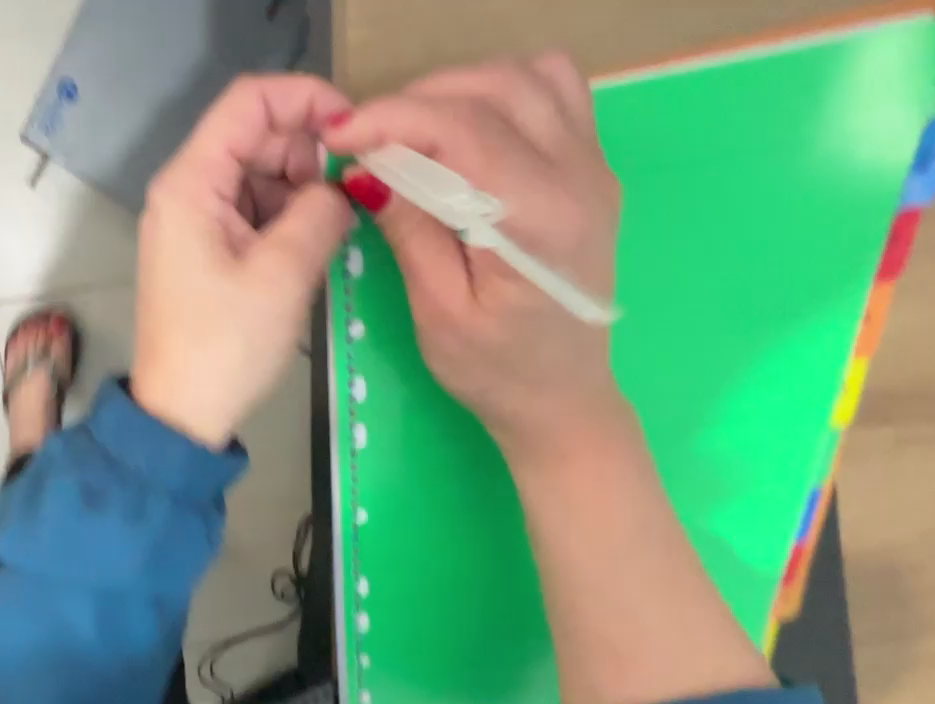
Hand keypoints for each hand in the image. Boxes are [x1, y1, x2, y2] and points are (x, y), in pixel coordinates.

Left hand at [133, 75, 356, 447]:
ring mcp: (191, 226)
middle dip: (307, 153)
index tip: (354, 130)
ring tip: (332, 228)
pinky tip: (309, 248)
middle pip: (254, 137)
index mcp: (191, 184)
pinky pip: (250, 215)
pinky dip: (284, 220)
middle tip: (350, 192)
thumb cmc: (226, 347)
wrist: (181, 417)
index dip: (307, 99)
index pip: (250, 100)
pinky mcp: (203, 255)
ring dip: (300, 191)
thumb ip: (322, 211)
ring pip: (256, 177)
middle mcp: (184, 193)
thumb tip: (344, 188)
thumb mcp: (283, 274)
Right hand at [324, 56, 627, 462]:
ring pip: (530, 76)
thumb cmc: (494, 371)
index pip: (463, 129)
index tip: (340, 135)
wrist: (561, 396)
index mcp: (539, 218)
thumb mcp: (440, 313)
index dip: (393, 118)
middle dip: (419, 101)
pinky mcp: (592, 169)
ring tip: (411, 131)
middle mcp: (580, 174)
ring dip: (461, 89)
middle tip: (368, 138)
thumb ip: (411, 233)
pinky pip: (555, 93)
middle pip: (496, 87)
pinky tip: (464, 131)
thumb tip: (367, 171)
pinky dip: (501, 94)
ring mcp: (595, 165)